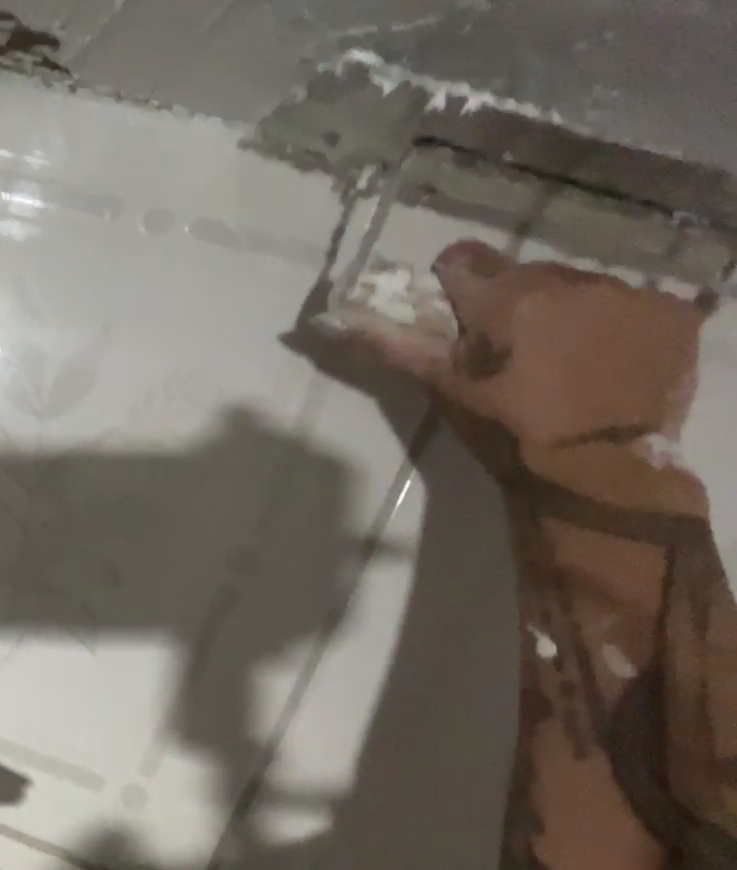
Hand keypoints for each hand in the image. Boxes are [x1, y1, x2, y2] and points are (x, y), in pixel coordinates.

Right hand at [325, 240, 710, 516]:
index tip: (449, 312)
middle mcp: (575, 282)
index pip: (465, 262)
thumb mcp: (445, 388)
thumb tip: (331, 321)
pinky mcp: (672, 313)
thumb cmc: (507, 431)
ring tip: (550, 357)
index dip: (450, 283)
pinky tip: (596, 357)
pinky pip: (624, 302)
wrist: (601, 472)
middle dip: (507, 301)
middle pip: (524, 274)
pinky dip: (604, 321)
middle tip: (499, 349)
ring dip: (557, 310)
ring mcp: (631, 295)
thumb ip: (394, 345)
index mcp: (512, 299)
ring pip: (575, 286)